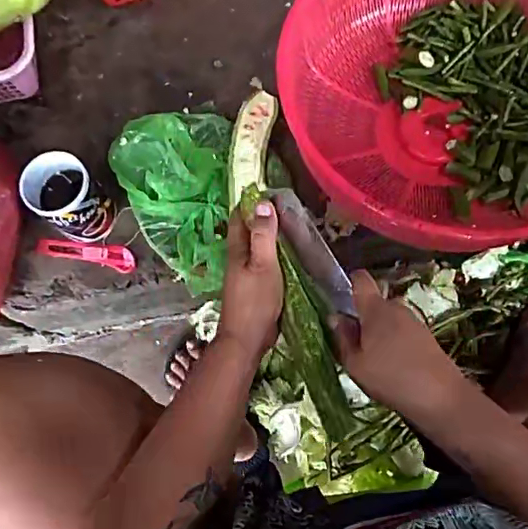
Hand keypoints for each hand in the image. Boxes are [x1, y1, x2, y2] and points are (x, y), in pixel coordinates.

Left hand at [217, 200, 282, 361]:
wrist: (247, 339)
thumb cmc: (255, 301)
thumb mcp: (264, 265)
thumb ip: (263, 236)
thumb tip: (263, 203)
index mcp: (236, 249)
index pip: (240, 216)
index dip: (252, 201)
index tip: (271, 190)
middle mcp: (237, 258)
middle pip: (247, 230)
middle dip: (262, 216)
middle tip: (286, 207)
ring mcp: (244, 274)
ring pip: (256, 247)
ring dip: (269, 236)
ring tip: (291, 227)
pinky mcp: (254, 287)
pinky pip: (263, 262)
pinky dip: (274, 254)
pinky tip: (288, 256)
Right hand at [330, 270, 473, 421]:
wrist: (441, 396)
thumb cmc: (391, 378)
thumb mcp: (356, 364)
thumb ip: (343, 338)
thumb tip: (336, 317)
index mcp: (376, 309)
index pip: (361, 280)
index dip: (348, 284)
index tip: (339, 301)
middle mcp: (397, 308)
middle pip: (375, 304)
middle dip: (363, 319)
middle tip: (355, 347)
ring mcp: (414, 321)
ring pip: (389, 320)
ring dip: (380, 334)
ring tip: (375, 362)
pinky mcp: (426, 336)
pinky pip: (402, 332)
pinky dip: (395, 344)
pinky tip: (394, 368)